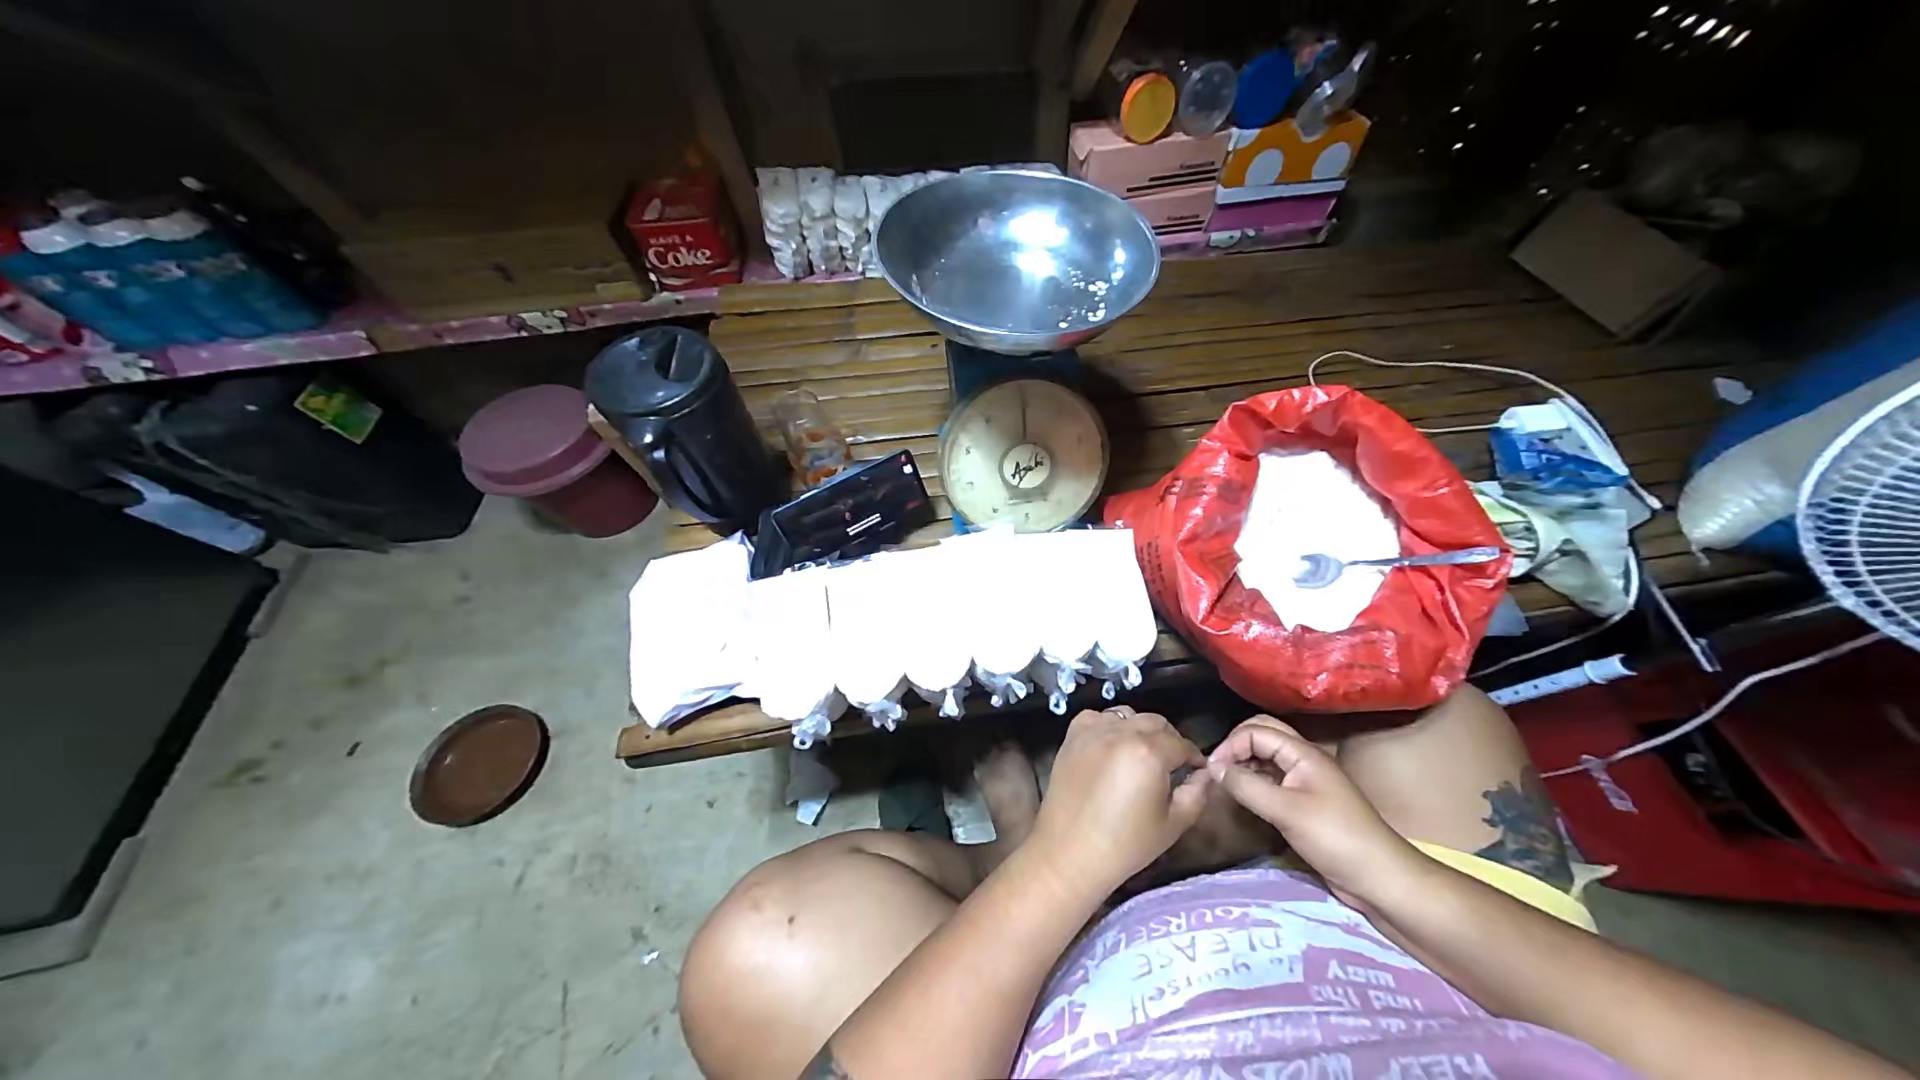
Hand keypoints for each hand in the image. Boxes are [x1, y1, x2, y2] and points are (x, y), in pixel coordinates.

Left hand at [1027, 707, 1210, 895]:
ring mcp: (1093, 731)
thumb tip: (1205, 773)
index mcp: (1148, 752)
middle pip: (1156, 723)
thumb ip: (1196, 793)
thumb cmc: (1126, 845)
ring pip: (1127, 716)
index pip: (1181, 744)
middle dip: (1170, 740)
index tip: (1197, 770)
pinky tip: (1112, 747)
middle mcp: (1120, 733)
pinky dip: (1109, 726)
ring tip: (1142, 755)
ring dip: (1140, 730)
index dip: (1194, 757)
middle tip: (1172, 764)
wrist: (1070, 853)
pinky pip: (1097, 718)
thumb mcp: (1173, 824)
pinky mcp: (1072, 736)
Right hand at [1207, 715, 1427, 906]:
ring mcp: (1306, 781)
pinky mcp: (1306, 802)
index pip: (1256, 731)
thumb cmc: (1335, 839)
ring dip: (1245, 762)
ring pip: (1267, 756)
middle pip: (1263, 734)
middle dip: (1237, 745)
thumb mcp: (1286, 811)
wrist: (1381, 880)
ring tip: (1226, 783)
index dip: (1231, 745)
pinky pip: (1273, 779)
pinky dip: (1254, 781)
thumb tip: (1212, 768)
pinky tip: (1244, 797)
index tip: (1213, 771)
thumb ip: (1247, 786)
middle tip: (1218, 770)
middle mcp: (1304, 760)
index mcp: (1303, 753)